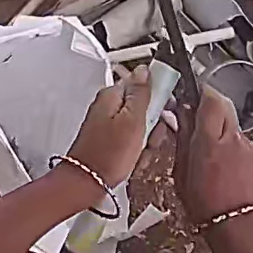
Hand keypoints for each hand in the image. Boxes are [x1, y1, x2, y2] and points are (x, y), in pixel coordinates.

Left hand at [65, 65, 157, 187]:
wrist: (88, 183)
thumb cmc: (107, 155)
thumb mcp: (132, 120)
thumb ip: (141, 93)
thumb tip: (145, 69)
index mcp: (113, 96)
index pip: (144, 82)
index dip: (159, 97)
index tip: (164, 109)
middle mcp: (110, 107)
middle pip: (145, 107)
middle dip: (154, 124)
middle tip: (150, 136)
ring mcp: (111, 124)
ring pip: (142, 126)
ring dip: (147, 141)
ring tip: (140, 152)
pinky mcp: (112, 140)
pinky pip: (134, 141)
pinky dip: (138, 151)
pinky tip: (135, 160)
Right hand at [176, 85, 252, 222]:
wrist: (235, 224)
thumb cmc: (204, 204)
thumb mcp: (181, 170)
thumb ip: (183, 137)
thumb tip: (180, 113)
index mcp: (209, 141)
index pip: (210, 99)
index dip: (200, 93)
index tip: (190, 96)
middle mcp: (232, 138)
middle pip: (223, 106)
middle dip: (210, 109)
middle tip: (196, 122)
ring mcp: (248, 146)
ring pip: (233, 123)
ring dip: (221, 128)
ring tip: (210, 151)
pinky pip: (242, 140)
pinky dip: (232, 145)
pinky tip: (225, 163)